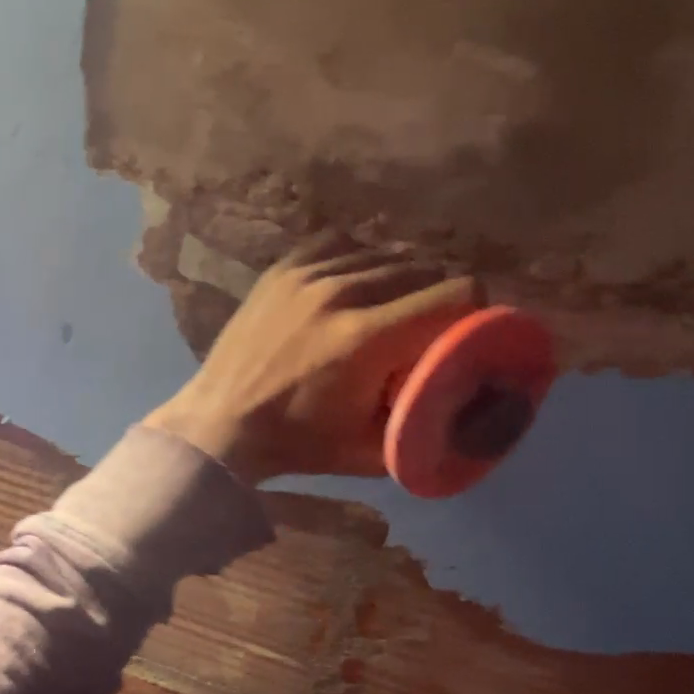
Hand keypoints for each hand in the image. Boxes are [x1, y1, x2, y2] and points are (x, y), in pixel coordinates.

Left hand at [142, 234, 479, 483]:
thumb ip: (426, 419)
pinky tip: (354, 285)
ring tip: (389, 309)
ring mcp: (306, 275)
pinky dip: (358, 261)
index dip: (474, 309)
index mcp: (367, 338)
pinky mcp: (282, 269)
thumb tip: (473, 395)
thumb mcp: (370, 448)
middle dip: (437, 296)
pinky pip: (341, 245)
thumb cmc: (296, 442)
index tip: (467, 330)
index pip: (456, 291)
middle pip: (423, 268)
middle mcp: (341, 293)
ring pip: (384, 255)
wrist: (219, 423)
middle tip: (428, 327)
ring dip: (398, 280)